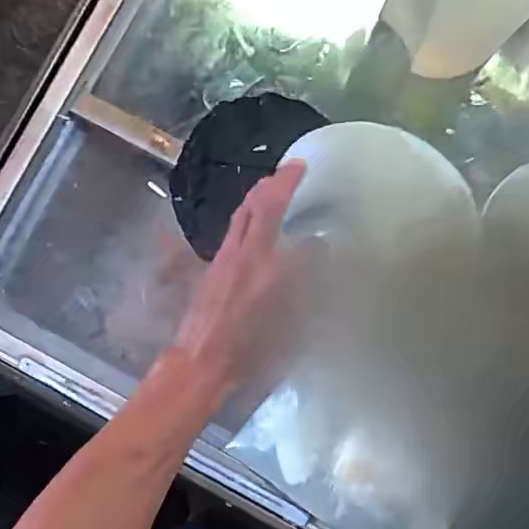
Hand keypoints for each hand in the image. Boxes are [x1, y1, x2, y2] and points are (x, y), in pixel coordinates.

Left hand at [162, 159, 314, 394]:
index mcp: (277, 276)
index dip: (323, 249)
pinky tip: (250, 220)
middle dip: (282, 181)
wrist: (200, 362)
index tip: (328, 250)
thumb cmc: (249, 357)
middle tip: (295, 167)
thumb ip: (306, 302)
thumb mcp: (290, 336)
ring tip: (271, 183)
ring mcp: (227, 259)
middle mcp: (250, 258)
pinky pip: (232, 229)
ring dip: (258, 193)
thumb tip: (314, 276)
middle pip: (266, 205)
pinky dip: (245, 215)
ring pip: (243, 213)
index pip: (311, 249)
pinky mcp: (212, 266)